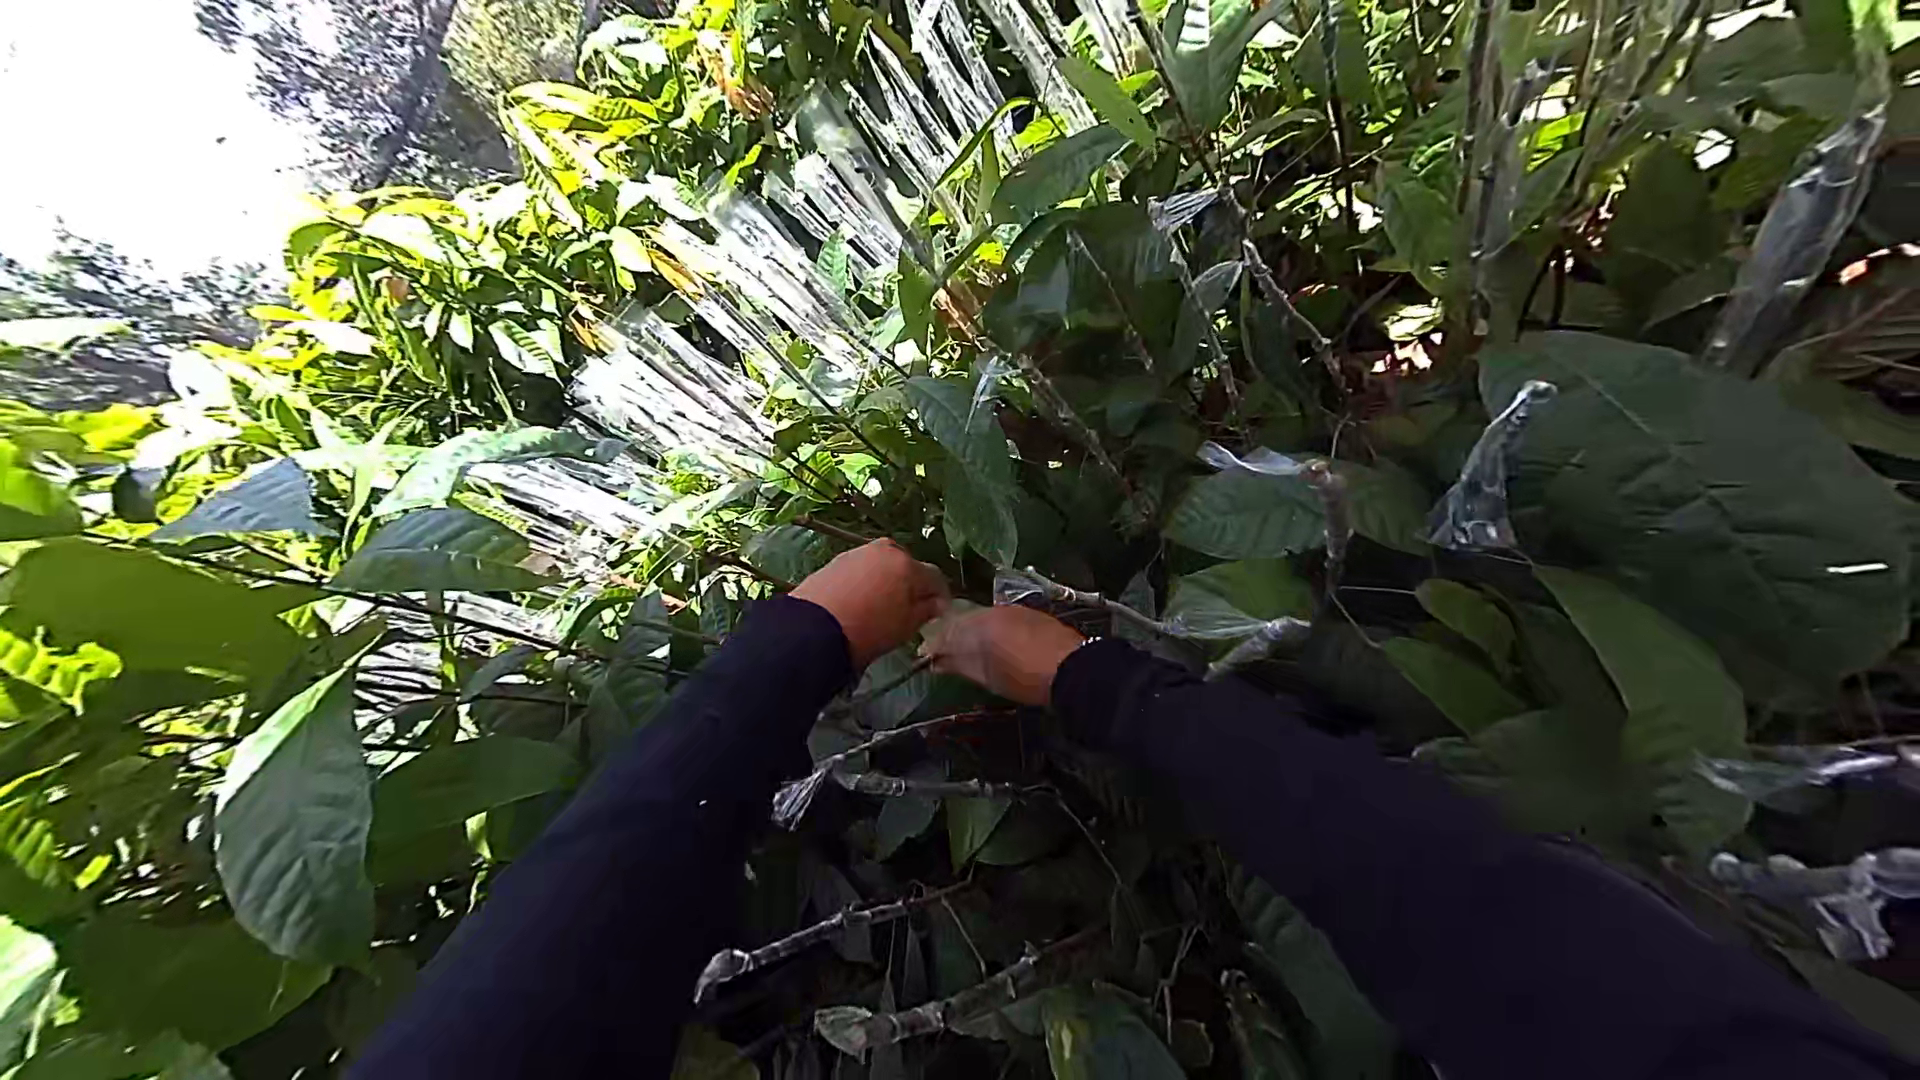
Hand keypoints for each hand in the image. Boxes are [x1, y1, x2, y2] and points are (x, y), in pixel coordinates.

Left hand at [792, 539, 949, 668]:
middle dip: (912, 586)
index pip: (936, 578)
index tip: (937, 613)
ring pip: (884, 566)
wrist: (811, 629)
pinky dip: (866, 582)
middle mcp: (886, 550)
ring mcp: (859, 552)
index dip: (940, 597)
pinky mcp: (837, 560)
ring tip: (880, 607)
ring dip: (888, 582)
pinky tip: (859, 602)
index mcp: (908, 565)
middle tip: (907, 610)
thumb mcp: (906, 627)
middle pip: (908, 567)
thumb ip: (927, 610)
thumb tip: (937, 603)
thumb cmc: (868, 630)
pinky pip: (862, 570)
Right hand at [921, 605, 1084, 705]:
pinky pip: (1003, 619)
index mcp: (979, 623)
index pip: (947, 628)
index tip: (927, 656)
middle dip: (953, 635)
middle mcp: (994, 610)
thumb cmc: (1026, 678)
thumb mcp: (988, 677)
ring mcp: (1016, 610)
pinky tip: (999, 646)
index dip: (935, 643)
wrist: (1075, 670)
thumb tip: (936, 661)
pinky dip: (995, 631)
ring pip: (985, 618)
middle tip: (947, 655)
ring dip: (974, 632)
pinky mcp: (1033, 615)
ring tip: (973, 653)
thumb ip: (960, 664)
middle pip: (965, 619)